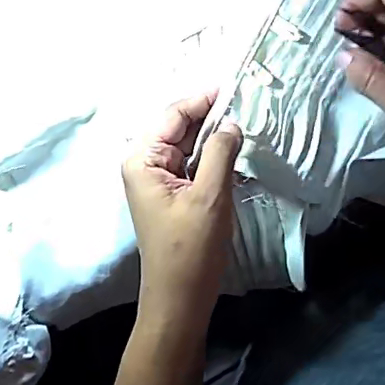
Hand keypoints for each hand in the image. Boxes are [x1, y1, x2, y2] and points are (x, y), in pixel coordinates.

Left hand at [120, 92, 240, 333]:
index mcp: (141, 159)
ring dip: (211, 135)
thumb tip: (231, 123)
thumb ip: (220, 154)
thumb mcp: (210, 197)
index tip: (231, 86)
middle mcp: (143, 163)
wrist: (179, 298)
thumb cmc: (190, 249)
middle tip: (243, 102)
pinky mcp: (170, 192)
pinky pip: (190, 163)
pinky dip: (210, 155)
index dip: (201, 100)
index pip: (172, 115)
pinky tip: (232, 149)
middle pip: (177, 127)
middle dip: (208, 115)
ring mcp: (155, 178)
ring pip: (186, 144)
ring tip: (242, 121)